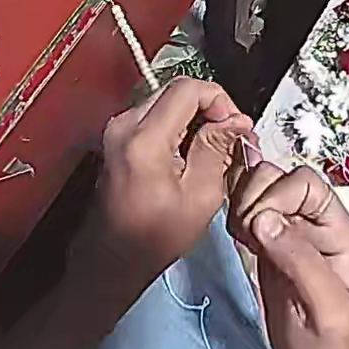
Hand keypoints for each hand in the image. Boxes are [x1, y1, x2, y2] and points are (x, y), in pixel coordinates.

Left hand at [74, 78, 251, 291]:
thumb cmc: (152, 238)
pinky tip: (191, 150)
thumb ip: (218, 148)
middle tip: (230, 132)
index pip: (188, 89)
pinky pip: (155, 114)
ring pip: (167, 99)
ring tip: (213, 145)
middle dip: (209, 106)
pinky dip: (178, 124)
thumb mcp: (201, 195)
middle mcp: (124, 126)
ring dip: (195, 115)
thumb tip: (236, 120)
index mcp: (144, 140)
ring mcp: (117, 129)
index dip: (219, 99)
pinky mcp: (117, 136)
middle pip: (177, 90)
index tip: (234, 122)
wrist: (113, 259)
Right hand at [227, 163, 348, 348]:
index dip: (279, 196)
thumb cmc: (334, 348)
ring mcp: (289, 230)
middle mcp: (313, 223)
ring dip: (241, 205)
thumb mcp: (328, 311)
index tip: (260, 229)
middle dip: (254, 197)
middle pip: (278, 177)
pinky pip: (246, 209)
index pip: (307, 183)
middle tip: (246, 236)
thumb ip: (301, 262)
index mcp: (338, 231)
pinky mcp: (266, 242)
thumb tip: (263, 218)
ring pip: (258, 187)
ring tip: (243, 240)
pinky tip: (240, 240)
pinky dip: (235, 215)